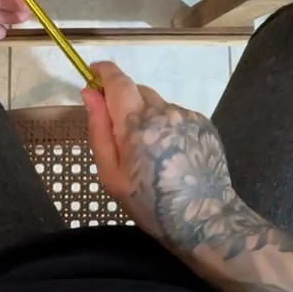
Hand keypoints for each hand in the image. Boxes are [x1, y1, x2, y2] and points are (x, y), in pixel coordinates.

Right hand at [81, 60, 243, 253]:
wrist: (203, 220)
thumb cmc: (150, 203)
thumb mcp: (112, 173)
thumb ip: (99, 129)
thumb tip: (89, 93)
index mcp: (137, 123)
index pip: (118, 80)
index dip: (103, 71)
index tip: (93, 73)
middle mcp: (164, 111)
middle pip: (137, 90)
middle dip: (123, 101)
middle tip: (120, 133)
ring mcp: (186, 115)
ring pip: (157, 104)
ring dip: (147, 116)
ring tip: (150, 151)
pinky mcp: (203, 123)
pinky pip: (175, 115)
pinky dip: (166, 125)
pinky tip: (169, 153)